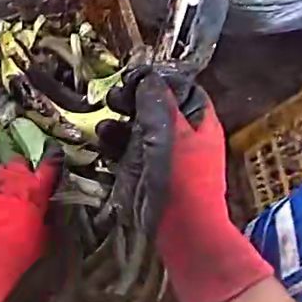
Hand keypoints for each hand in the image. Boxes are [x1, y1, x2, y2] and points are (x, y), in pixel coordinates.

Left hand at [0, 154, 59, 301]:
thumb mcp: (42, 237)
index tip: (55, 157)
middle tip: (21, 188)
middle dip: (19, 172)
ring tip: (0, 196)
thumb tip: (46, 212)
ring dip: (0, 180)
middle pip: (18, 163)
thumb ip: (45, 217)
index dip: (53, 161)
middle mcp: (12, 177)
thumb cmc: (18, 251)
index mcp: (35, 187)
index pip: (50, 165)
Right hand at [106, 66, 272, 301]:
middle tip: (116, 95)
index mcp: (198, 120)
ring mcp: (160, 152)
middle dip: (134, 96)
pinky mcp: (141, 169)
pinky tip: (103, 135)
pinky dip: (113, 139)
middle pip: (155, 104)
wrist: (179, 225)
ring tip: (107, 113)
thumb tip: (146, 78)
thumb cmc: (182, 175)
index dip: (158, 79)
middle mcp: (180, 133)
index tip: (135, 76)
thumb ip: (156, 100)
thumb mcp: (169, 130)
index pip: (180, 87)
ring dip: (120, 117)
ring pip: (136, 124)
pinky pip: (125, 147)